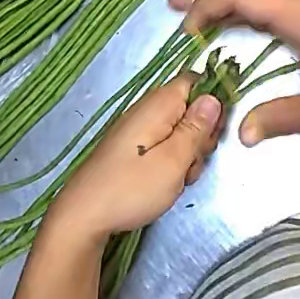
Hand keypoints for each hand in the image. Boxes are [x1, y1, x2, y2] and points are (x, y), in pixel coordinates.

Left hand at [42, 74, 224, 245]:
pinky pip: (164, 145)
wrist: (83, 217)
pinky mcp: (133, 148)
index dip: (213, 102)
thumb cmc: (131, 188)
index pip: (196, 81)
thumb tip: (213, 98)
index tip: (215, 131)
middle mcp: (147, 110)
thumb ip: (197, 127)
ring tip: (178, 177)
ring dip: (188, 153)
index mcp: (159, 104)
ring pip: (179, 130)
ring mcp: (139, 130)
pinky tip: (167, 182)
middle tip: (193, 161)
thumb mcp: (175, 159)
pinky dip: (172, 162)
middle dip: (201, 134)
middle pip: (190, 108)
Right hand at [169, 0, 299, 145]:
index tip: (188, 34)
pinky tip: (230, 23)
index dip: (207, 7)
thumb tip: (241, 134)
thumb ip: (280, 117)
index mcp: (298, 17)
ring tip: (192, 13)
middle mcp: (299, 3)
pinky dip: (241, 8)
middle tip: (174, 8)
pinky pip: (266, 2)